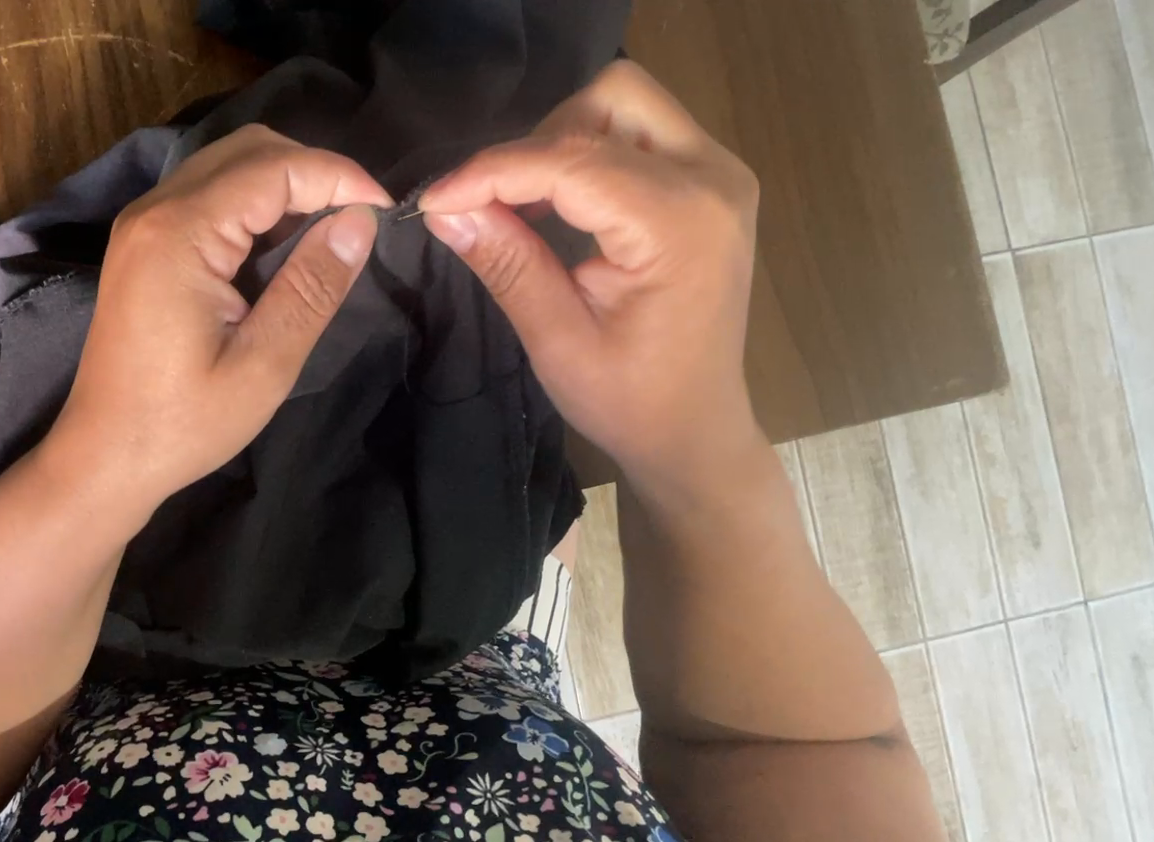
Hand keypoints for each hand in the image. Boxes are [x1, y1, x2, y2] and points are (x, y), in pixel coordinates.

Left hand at [48, 124, 391, 512]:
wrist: (107, 455)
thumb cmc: (184, 423)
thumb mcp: (263, 364)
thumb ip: (312, 288)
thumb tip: (360, 222)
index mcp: (181, 233)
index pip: (274, 168)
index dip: (338, 176)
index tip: (386, 209)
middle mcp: (154, 211)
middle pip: (247, 151)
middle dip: (312, 173)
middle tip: (358, 220)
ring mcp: (141, 227)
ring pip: (226, 170)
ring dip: (282, 188)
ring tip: (327, 233)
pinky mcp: (141, 248)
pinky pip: (205, 200)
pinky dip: (251, 208)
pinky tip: (278, 248)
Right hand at [419, 60, 767, 505]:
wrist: (692, 429)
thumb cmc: (627, 401)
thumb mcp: (557, 341)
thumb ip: (508, 265)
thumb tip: (446, 211)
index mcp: (678, 224)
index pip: (572, 161)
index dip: (493, 172)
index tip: (434, 200)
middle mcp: (712, 178)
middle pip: (612, 101)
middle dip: (537, 143)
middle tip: (491, 204)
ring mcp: (719, 176)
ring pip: (626, 109)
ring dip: (561, 145)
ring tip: (519, 206)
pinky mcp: (709, 186)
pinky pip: (640, 138)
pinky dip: (586, 158)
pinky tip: (556, 206)